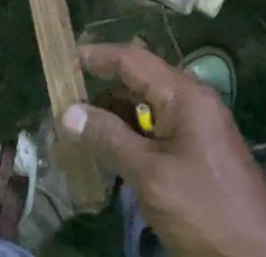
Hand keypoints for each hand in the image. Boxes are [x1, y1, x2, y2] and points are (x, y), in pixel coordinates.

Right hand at [63, 44, 265, 256]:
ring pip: (147, 106)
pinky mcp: (200, 151)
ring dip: (114, 114)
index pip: (132, 59)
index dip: (95, 56)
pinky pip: (159, 129)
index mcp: (185, 95)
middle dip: (101, 87)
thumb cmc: (203, 209)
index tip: (61, 60)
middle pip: (139, 79)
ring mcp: (199, 127)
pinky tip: (108, 151)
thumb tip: (68, 112)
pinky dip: (132, 134)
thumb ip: (108, 138)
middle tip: (63, 99)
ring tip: (78, 127)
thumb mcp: (149, 174)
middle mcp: (194, 101)